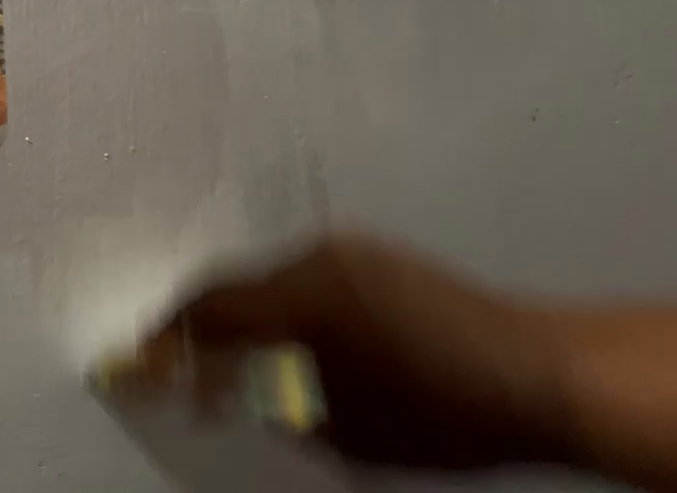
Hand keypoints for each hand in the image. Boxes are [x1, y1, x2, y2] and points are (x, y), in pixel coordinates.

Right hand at [142, 233, 572, 469]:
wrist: (538, 370)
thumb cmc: (442, 413)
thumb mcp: (345, 427)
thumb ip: (273, 397)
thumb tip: (225, 386)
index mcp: (301, 298)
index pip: (209, 311)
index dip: (167, 337)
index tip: (138, 359)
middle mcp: (312, 258)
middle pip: (230, 287)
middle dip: (197, 326)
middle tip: (173, 363)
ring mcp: (341, 249)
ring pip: (264, 280)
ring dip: (240, 316)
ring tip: (229, 358)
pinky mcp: (366, 253)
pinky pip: (298, 275)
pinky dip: (277, 306)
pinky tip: (284, 337)